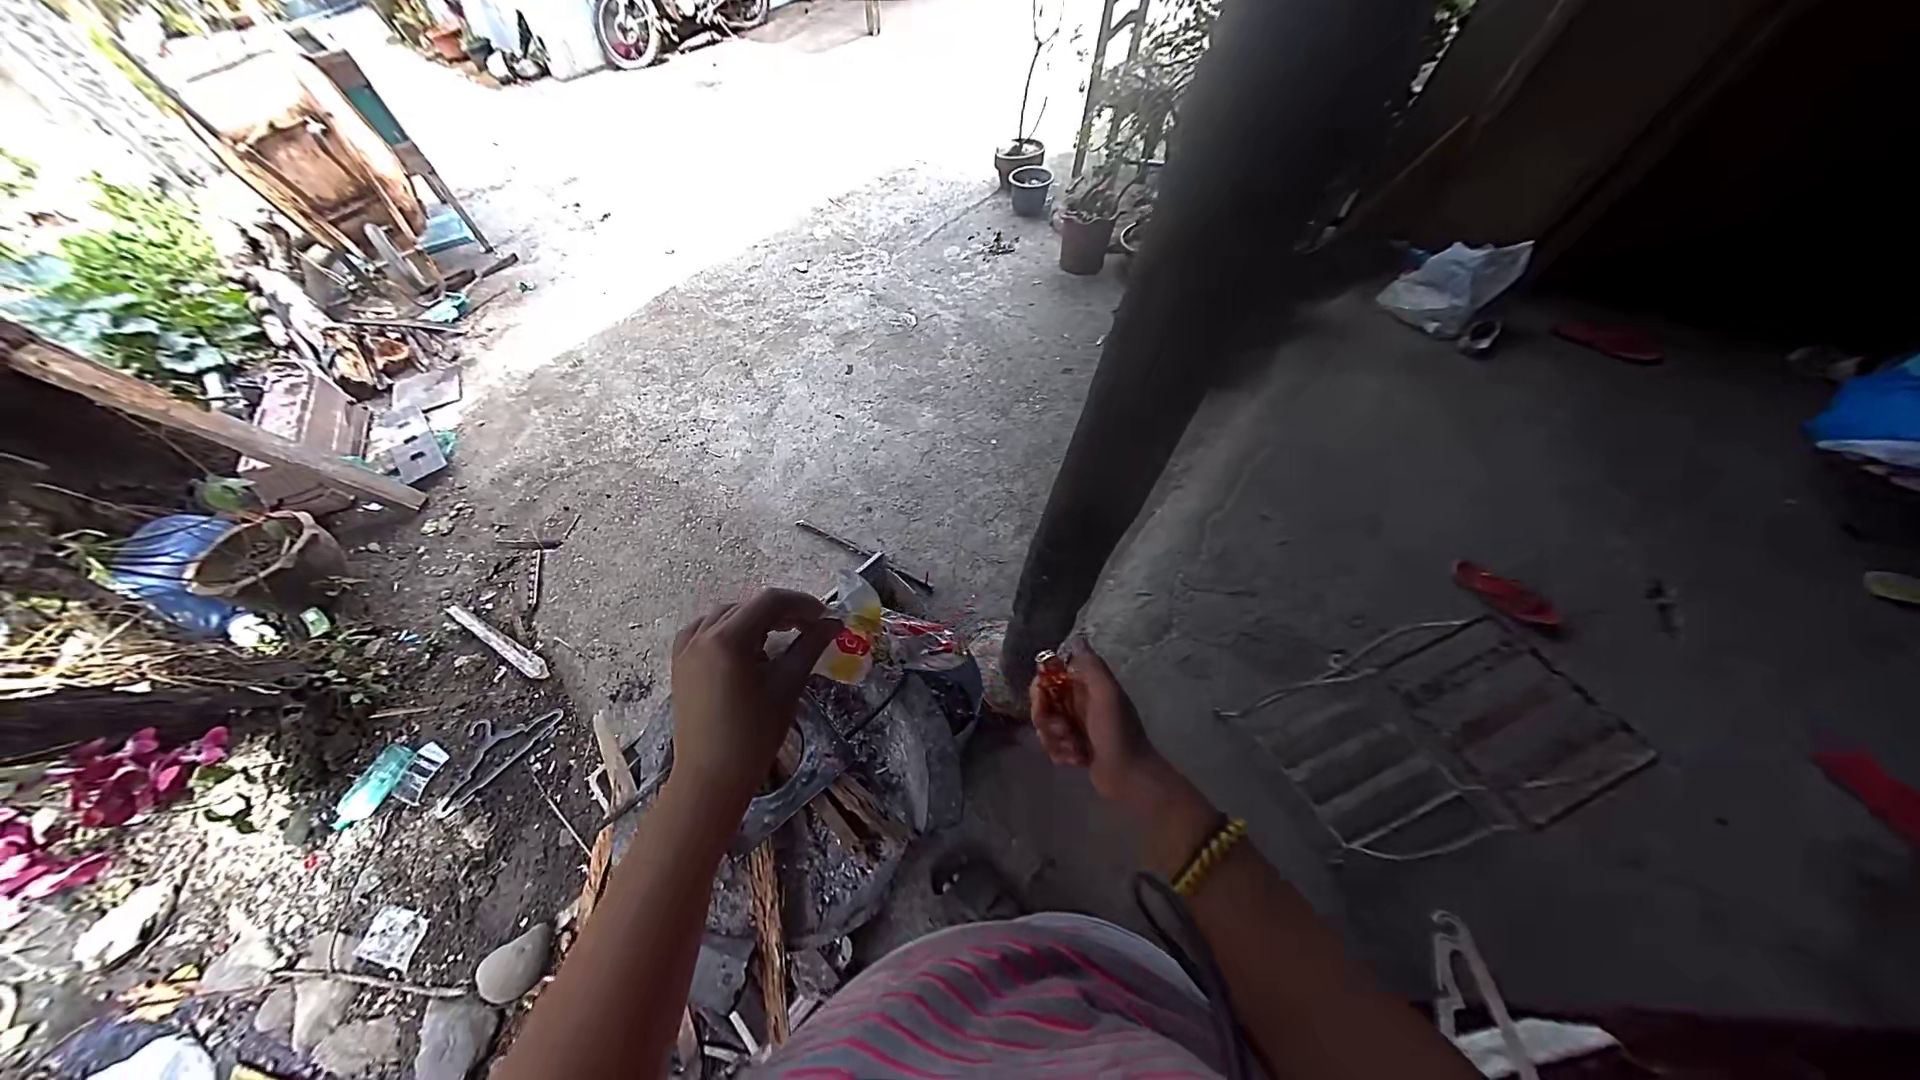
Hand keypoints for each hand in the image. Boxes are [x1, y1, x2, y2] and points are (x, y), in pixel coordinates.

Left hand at [670, 589, 840, 804]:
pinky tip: (745, 647)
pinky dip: (729, 631)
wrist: (711, 776)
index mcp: (728, 639)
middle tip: (809, 628)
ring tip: (780, 638)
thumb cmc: (754, 733)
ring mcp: (686, 649)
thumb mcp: (788, 685)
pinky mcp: (681, 664)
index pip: (770, 602)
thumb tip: (834, 624)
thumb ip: (810, 646)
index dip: (802, 604)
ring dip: (756, 620)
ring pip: (727, 616)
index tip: (824, 618)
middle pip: (749, 606)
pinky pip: (705, 631)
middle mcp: (702, 636)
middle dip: (782, 612)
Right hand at [1029, 641, 1177, 814]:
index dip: (1041, 689)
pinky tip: (1076, 760)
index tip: (1044, 700)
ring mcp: (1074, 726)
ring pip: (1044, 727)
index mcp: (1085, 686)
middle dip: (1046, 719)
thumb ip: (1092, 666)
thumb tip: (1077, 638)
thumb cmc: (1118, 732)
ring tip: (1074, 749)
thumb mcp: (1107, 694)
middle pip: (1042, 703)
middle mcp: (1077, 703)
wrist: (1130, 776)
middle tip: (1063, 731)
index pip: (1048, 678)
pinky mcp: (1072, 747)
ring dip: (1054, 740)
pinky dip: (1061, 754)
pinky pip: (1051, 746)